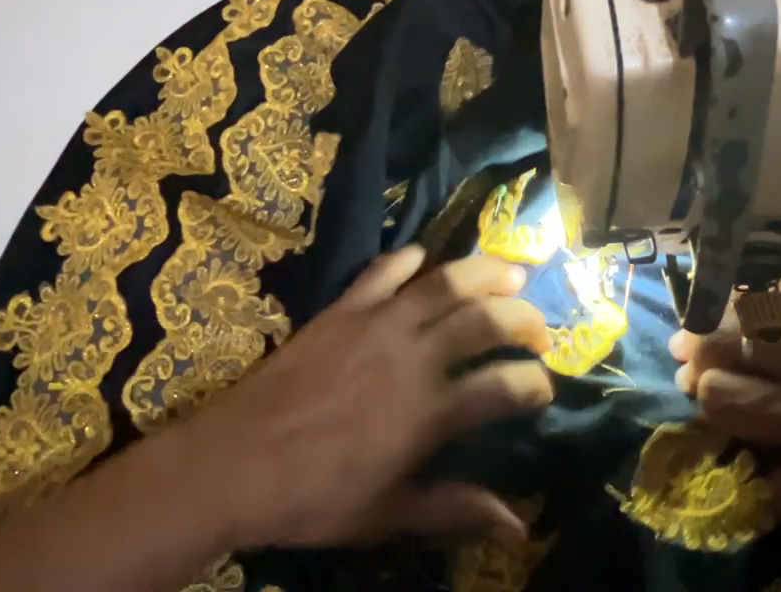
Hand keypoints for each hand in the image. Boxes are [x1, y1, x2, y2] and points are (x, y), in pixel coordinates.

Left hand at [179, 246, 554, 549]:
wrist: (235, 459)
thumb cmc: (312, 496)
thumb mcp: (384, 515)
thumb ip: (452, 510)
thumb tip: (517, 523)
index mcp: (426, 413)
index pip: (501, 388)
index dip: (533, 383)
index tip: (544, 386)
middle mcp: (410, 358)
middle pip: (482, 319)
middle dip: (522, 316)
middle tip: (538, 325)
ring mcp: (375, 325)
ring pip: (441, 283)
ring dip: (482, 272)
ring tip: (510, 270)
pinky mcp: (342, 309)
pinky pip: (383, 271)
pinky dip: (408, 259)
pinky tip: (424, 257)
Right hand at [671, 275, 780, 557]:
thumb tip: (737, 459)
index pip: (723, 397)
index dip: (701, 397)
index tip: (698, 395)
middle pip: (728, 343)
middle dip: (696, 348)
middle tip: (679, 346)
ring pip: (756, 306)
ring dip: (725, 316)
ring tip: (709, 319)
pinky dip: (776, 297)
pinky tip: (772, 308)